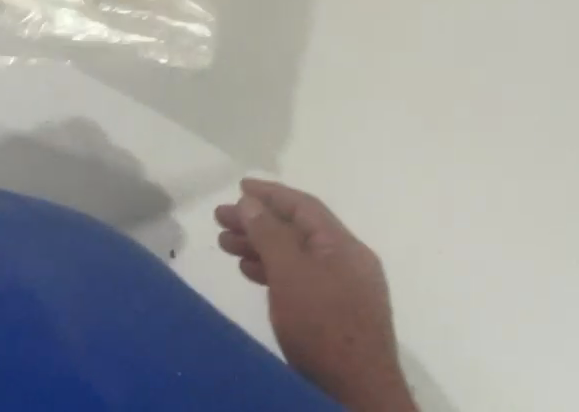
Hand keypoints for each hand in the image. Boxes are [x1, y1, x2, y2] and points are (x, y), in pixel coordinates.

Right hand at [215, 180, 414, 411]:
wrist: (358, 395)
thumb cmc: (323, 325)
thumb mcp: (290, 272)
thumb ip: (269, 232)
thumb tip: (250, 202)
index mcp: (344, 247)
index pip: (304, 206)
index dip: (270, 193)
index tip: (238, 187)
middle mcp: (347, 263)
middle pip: (297, 230)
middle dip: (257, 221)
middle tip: (220, 218)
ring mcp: (344, 291)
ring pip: (295, 255)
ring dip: (259, 246)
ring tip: (225, 245)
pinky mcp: (335, 315)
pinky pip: (299, 278)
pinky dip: (272, 269)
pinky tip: (250, 272)